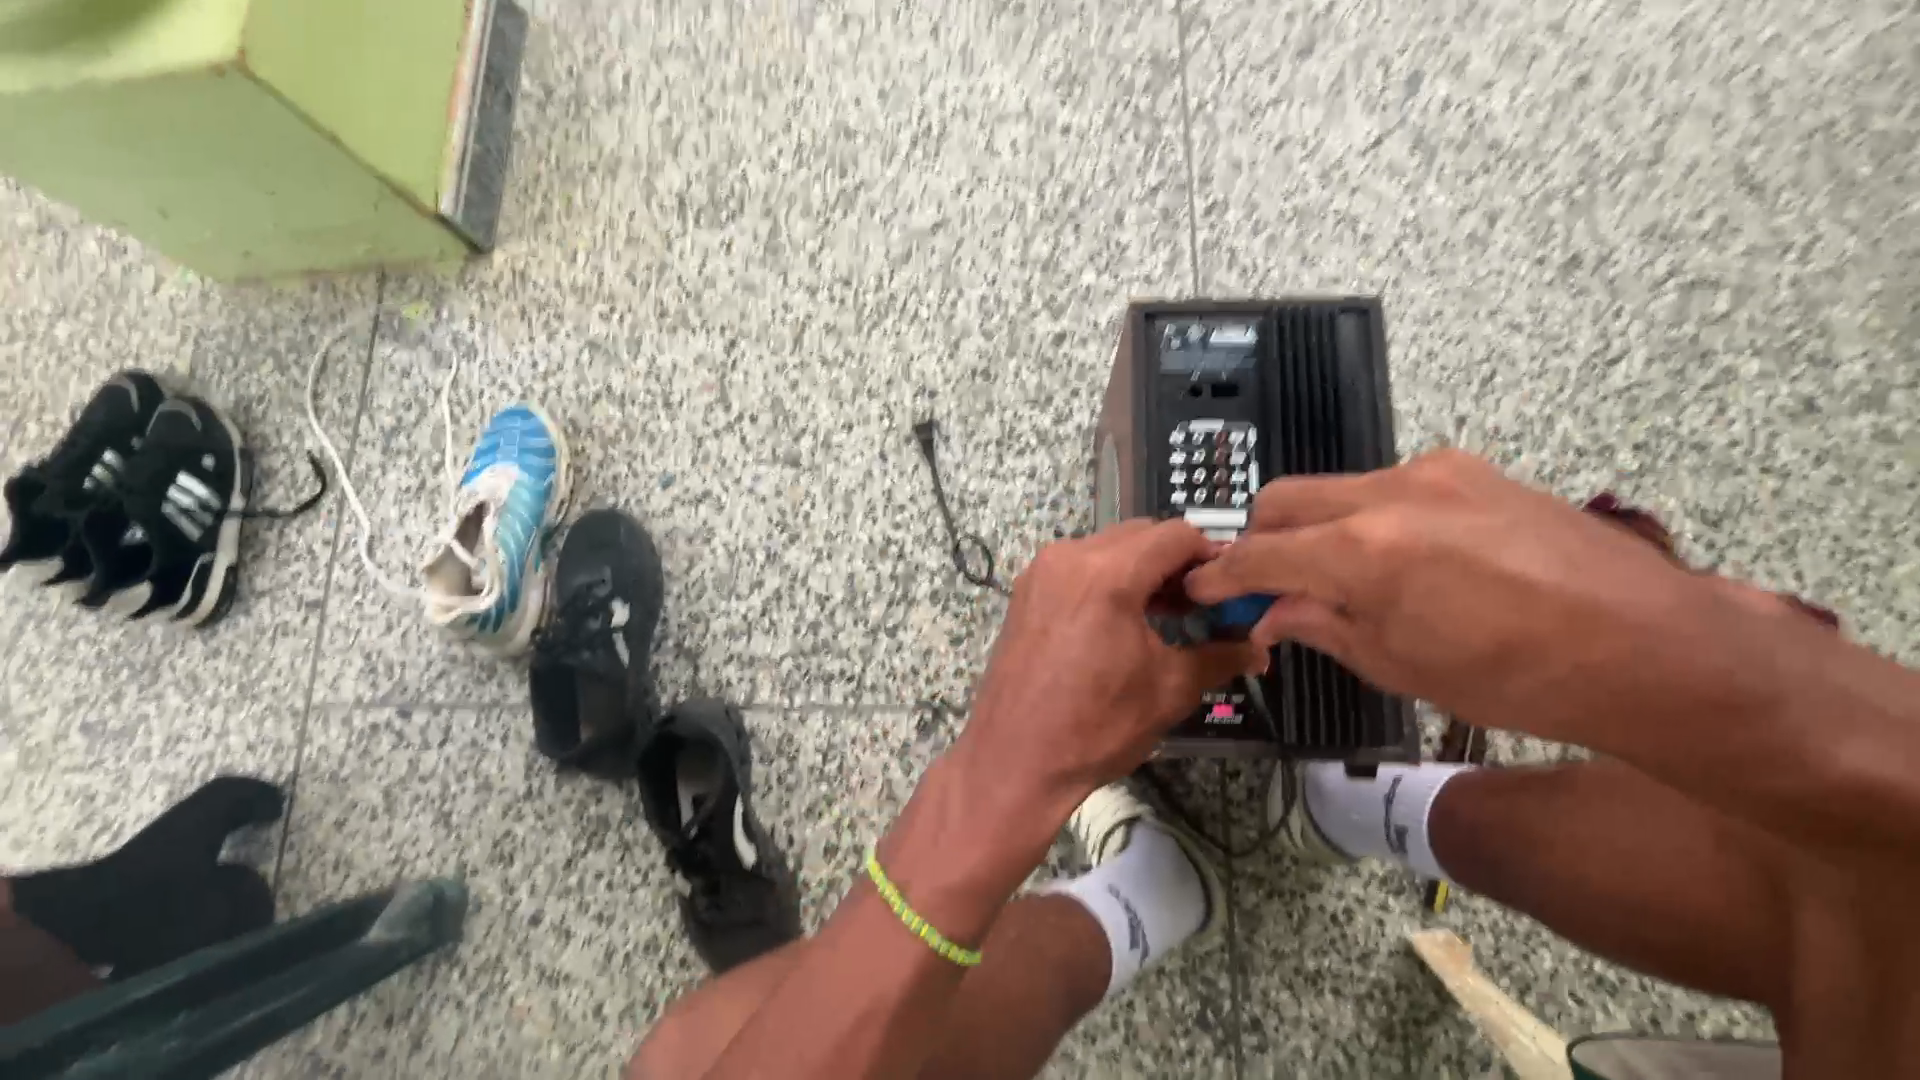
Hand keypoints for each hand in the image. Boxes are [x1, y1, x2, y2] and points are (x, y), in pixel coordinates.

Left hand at [956, 520, 1265, 820]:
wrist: (1014, 760)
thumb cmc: (1096, 726)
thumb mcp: (1169, 690)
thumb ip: (1219, 656)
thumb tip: (1258, 648)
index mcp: (1107, 573)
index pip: (1176, 535)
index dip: (1212, 554)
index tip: (1229, 587)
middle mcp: (1069, 557)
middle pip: (1140, 535)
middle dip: (1176, 562)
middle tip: (1203, 603)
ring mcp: (1041, 572)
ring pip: (1107, 548)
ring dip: (1142, 570)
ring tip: (1170, 613)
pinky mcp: (1026, 592)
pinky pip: (1078, 567)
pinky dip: (1108, 580)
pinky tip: (1126, 619)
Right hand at [1183, 450, 1783, 744]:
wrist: (1652, 648)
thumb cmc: (1519, 677)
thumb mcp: (1399, 664)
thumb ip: (1320, 626)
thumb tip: (1272, 615)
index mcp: (1364, 552)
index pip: (1259, 554)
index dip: (1221, 575)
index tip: (1201, 587)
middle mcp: (1390, 494)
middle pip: (1282, 499)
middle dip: (1260, 540)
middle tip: (1267, 585)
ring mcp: (1434, 473)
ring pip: (1335, 488)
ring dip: (1317, 528)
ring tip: (1343, 578)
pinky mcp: (1471, 470)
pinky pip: (1389, 485)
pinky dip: (1367, 517)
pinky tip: (1400, 558)